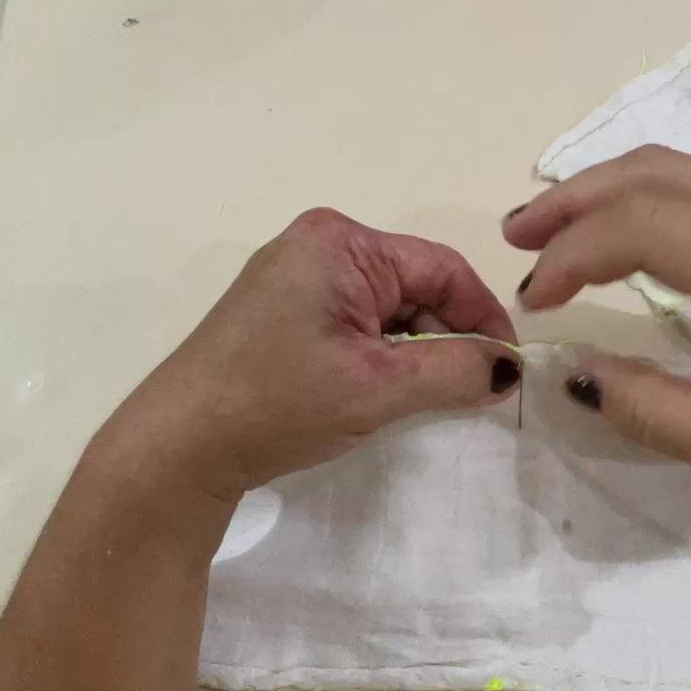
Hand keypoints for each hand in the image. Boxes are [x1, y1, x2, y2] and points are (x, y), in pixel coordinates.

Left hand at [99, 208, 520, 501]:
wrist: (180, 447)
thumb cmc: (280, 404)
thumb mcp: (379, 386)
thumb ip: (455, 370)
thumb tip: (510, 369)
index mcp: (340, 243)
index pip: (441, 267)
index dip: (483, 316)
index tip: (507, 367)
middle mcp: (318, 247)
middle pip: (414, 286)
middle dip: (447, 336)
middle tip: (469, 390)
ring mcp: (296, 280)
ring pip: (387, 310)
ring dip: (415, 350)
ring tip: (423, 395)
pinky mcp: (283, 313)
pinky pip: (356, 324)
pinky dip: (381, 356)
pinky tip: (383, 390)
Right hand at [506, 145, 690, 488]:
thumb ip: (651, 412)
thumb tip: (572, 373)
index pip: (649, 229)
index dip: (574, 255)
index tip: (534, 301)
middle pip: (653, 175)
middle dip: (571, 202)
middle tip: (514, 237)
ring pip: (672, 167)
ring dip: (598, 190)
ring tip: (542, 228)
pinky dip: (635, 198)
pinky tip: (605, 230)